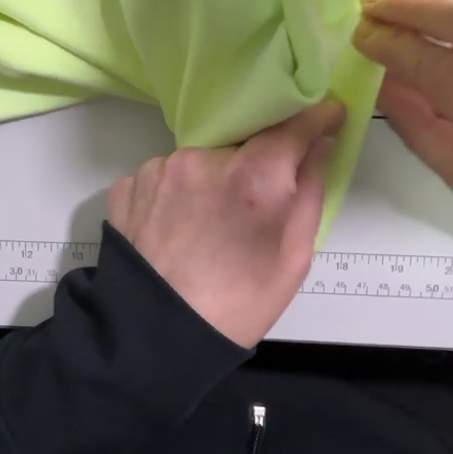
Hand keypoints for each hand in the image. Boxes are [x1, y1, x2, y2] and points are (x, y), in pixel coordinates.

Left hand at [108, 102, 344, 346]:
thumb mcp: (293, 258)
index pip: (291, 124)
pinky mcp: (127, 184)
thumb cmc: (236, 304)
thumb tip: (318, 146)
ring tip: (205, 226)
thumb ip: (309, 192)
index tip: (325, 117)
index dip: (312, 119)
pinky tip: (175, 229)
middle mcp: (202, 159)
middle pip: (240, 142)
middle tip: (250, 205)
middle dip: (252, 164)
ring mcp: (159, 170)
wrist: (152, 336)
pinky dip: (175, 194)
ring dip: (208, 181)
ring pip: (199, 160)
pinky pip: (164, 177)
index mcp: (253, 177)